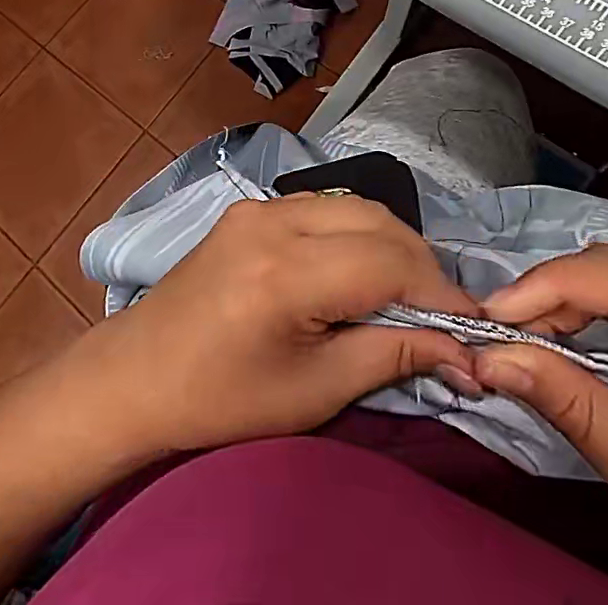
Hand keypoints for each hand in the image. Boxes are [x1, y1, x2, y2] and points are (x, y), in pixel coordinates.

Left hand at [60, 192, 480, 454]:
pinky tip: (356, 271)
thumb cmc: (220, 400)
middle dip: (419, 265)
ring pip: (353, 207)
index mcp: (286, 272)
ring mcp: (257, 209)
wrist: (137, 375)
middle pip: (378, 221)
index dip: (439, 293)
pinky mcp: (247, 211)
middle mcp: (273, 222)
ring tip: (402, 296)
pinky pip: (322, 208)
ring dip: (389, 245)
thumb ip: (392, 356)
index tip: (470, 326)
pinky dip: (353, 233)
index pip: (390, 262)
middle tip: (436, 314)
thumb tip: (462, 351)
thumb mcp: (314, 391)